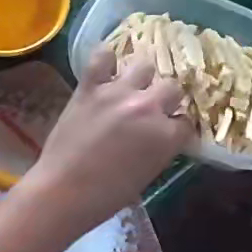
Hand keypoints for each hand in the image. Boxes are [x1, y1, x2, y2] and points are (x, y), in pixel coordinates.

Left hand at [24, 49, 193, 233]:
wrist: (63, 191)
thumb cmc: (107, 195)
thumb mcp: (148, 174)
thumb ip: (161, 148)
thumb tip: (162, 136)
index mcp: (166, 136)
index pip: (187, 121)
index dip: (179, 126)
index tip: (171, 130)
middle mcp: (148, 107)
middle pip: (172, 87)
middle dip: (166, 98)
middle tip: (152, 109)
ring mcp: (118, 92)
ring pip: (144, 65)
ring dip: (142, 78)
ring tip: (131, 88)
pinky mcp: (90, 87)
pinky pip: (102, 56)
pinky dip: (106, 59)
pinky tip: (107, 68)